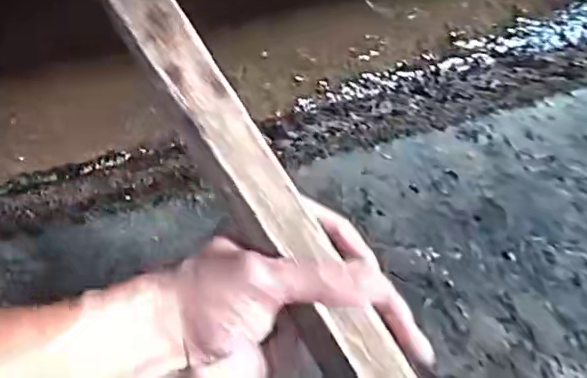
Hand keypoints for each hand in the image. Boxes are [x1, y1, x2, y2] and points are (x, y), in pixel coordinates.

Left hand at [158, 199, 433, 376]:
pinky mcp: (293, 339)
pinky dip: (363, 349)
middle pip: (340, 270)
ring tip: (409, 348)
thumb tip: (373, 279)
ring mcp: (289, 301)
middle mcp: (280, 262)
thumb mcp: (259, 276)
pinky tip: (384, 361)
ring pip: (345, 307)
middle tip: (407, 329)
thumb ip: (315, 277)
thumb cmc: (203, 296)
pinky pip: (337, 340)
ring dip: (377, 324)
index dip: (352, 248)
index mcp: (264, 231)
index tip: (378, 277)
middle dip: (376, 294)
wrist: (177, 342)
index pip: (319, 226)